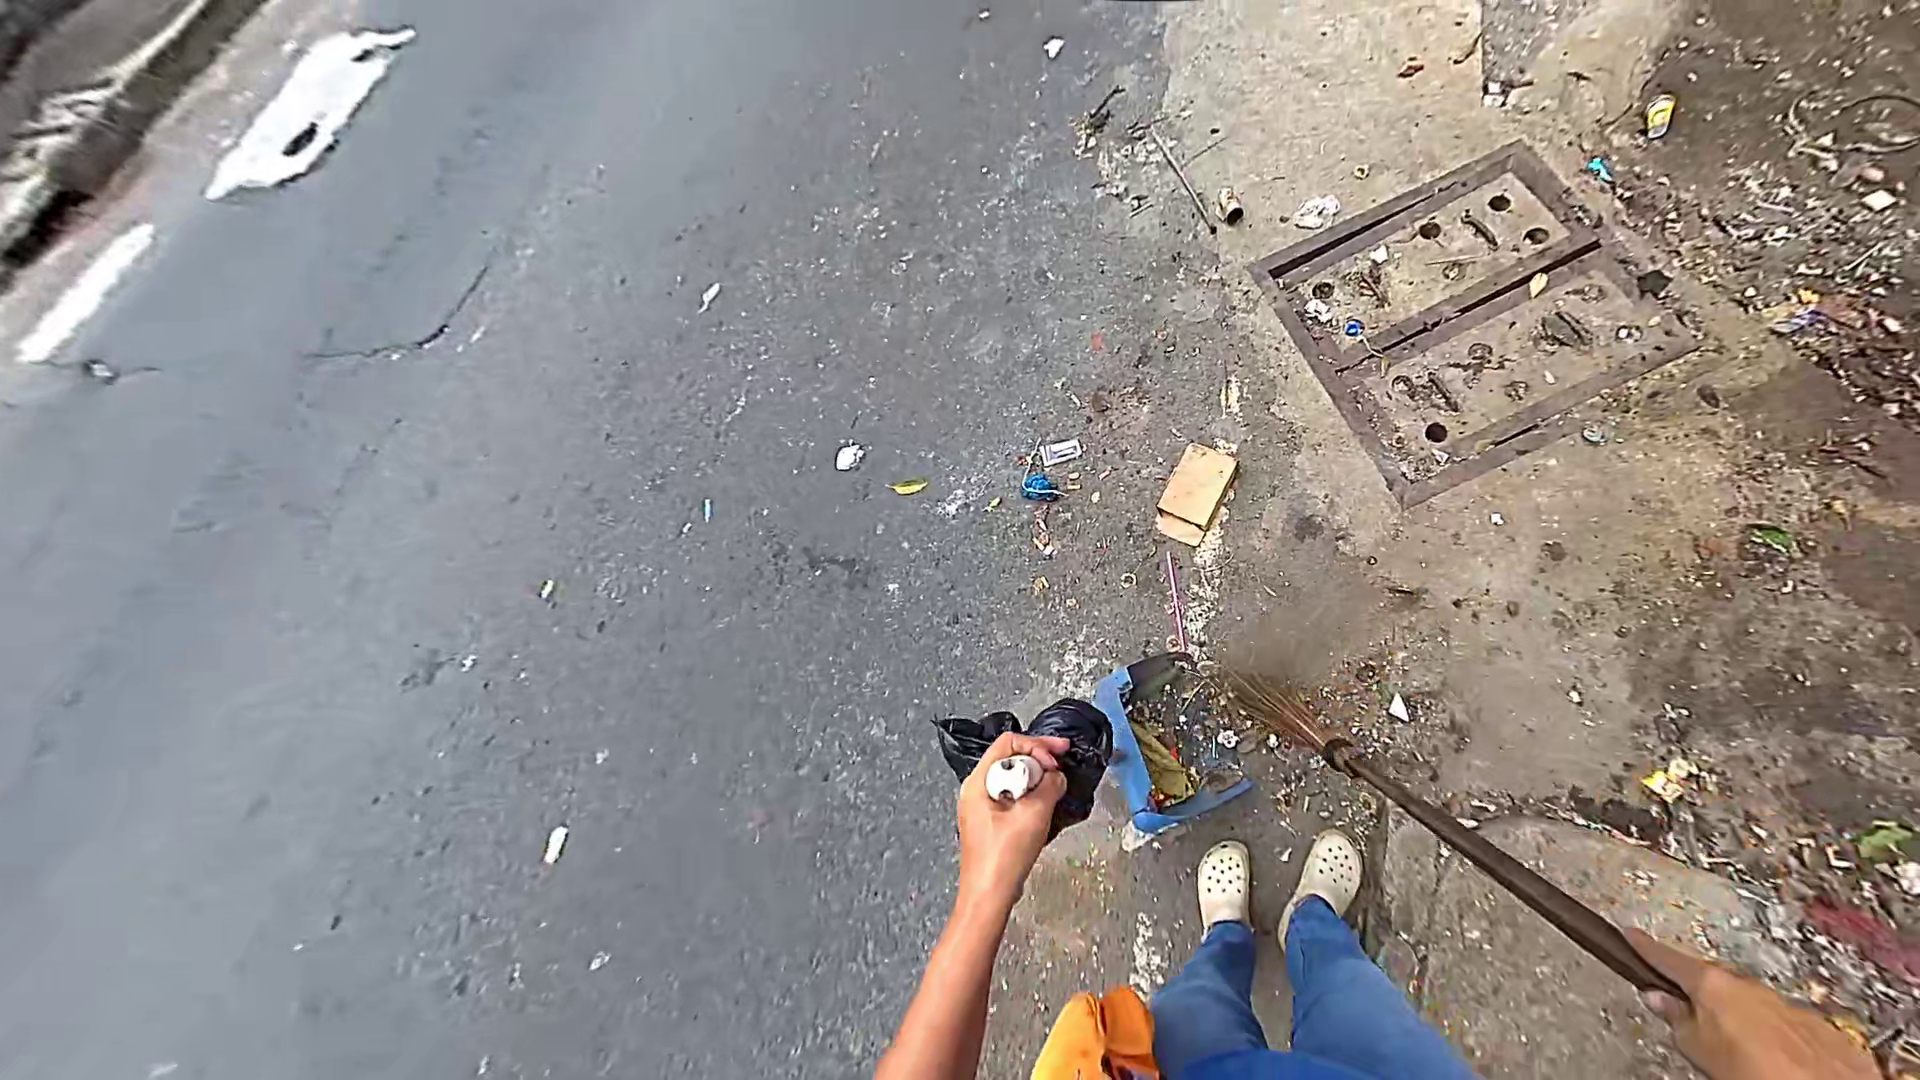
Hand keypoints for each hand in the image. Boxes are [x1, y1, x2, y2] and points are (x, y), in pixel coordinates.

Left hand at [956, 732, 1069, 908]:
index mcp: (978, 781)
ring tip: (1056, 782)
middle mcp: (976, 788)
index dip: (1035, 745)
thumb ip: (1049, 787)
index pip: (1007, 743)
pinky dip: (1031, 794)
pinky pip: (1013, 795)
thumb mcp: (1033, 815)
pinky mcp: (991, 821)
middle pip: (1009, 757)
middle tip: (1062, 761)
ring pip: (1012, 777)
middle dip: (1038, 757)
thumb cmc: (1004, 857)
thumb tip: (1057, 777)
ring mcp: (982, 806)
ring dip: (1036, 776)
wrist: (988, 898)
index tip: (1056, 759)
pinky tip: (1046, 802)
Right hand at [1626, 929, 1879, 1079]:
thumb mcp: (1697, 1049)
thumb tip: (1659, 1000)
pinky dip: (1782, 1036)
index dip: (1641, 945)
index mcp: (1710, 983)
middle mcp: (1748, 986)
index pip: (1663, 956)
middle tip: (1695, 1020)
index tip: (1629, 934)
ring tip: (1745, 1048)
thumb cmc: (1755, 1073)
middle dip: (1702, 995)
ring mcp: (1793, 1008)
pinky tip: (1785, 1060)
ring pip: (1754, 1003)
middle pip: (1713, 982)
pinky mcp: (1831, 1035)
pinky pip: (1793, 1026)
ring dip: (1744, 1016)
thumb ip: (1675, 1019)